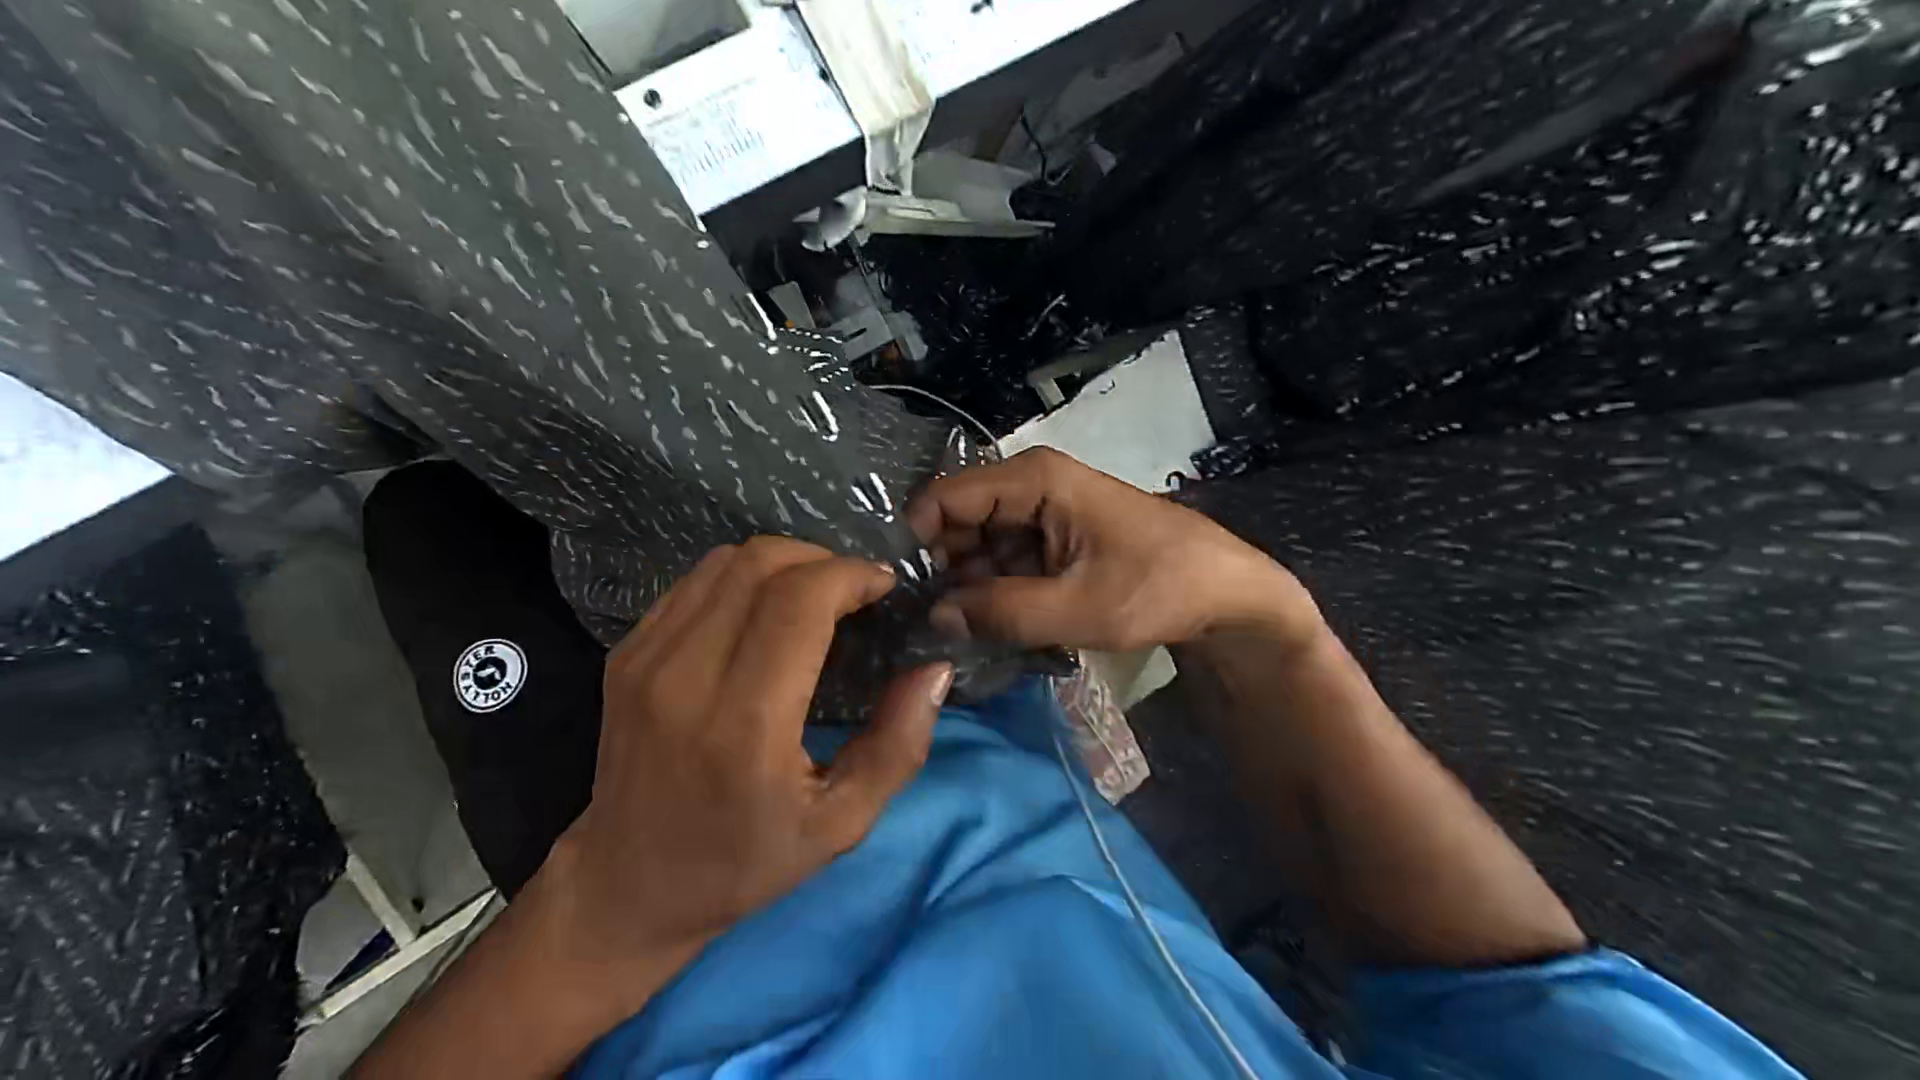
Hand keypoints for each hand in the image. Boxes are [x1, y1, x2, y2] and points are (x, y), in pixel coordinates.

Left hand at [535, 536, 953, 1006]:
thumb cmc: (744, 861)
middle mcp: (686, 676)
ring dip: (785, 562)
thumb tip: (935, 668)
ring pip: (727, 560)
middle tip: (855, 591)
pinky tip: (765, 611)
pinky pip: (696, 582)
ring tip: (816, 595)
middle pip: (762, 563)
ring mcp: (646, 658)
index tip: (884, 587)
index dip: (850, 575)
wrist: (629, 886)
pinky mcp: (626, 653)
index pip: (800, 600)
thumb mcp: (843, 822)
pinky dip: (743, 578)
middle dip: (823, 560)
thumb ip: (898, 744)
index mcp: (745, 723)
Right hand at [907, 447, 1321, 652]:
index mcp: (1034, 480)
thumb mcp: (1077, 609)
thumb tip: (934, 618)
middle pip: (959, 521)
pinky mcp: (1054, 535)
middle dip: (946, 571)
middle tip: (942, 627)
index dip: (920, 543)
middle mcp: (1031, 484)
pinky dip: (999, 589)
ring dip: (973, 586)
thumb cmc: (1158, 588)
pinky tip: (1003, 623)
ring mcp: (1043, 509)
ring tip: (973, 632)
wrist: (1225, 593)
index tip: (910, 597)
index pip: (945, 497)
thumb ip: (999, 613)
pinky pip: (1006, 558)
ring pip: (980, 544)